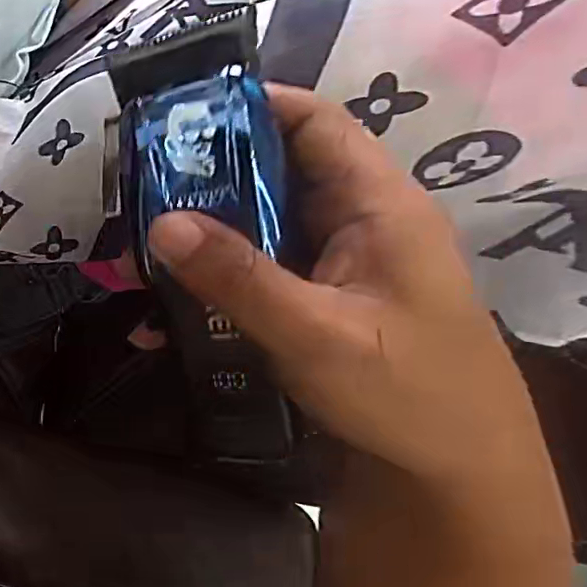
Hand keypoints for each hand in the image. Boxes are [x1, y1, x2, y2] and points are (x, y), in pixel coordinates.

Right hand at [147, 86, 545, 484]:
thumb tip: (161, 221)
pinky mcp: (312, 304)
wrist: (452, 481)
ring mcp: (331, 268)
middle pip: (273, 175)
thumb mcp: (316, 333)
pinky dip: (208, 287)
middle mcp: (354, 225)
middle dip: (205, 180)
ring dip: (199, 240)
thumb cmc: (409, 397)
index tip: (181, 115)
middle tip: (136, 189)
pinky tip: (159, 320)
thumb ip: (238, 276)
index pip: (316, 124)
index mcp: (377, 207)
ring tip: (134, 254)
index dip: (254, 106)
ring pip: (255, 229)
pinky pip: (252, 277)